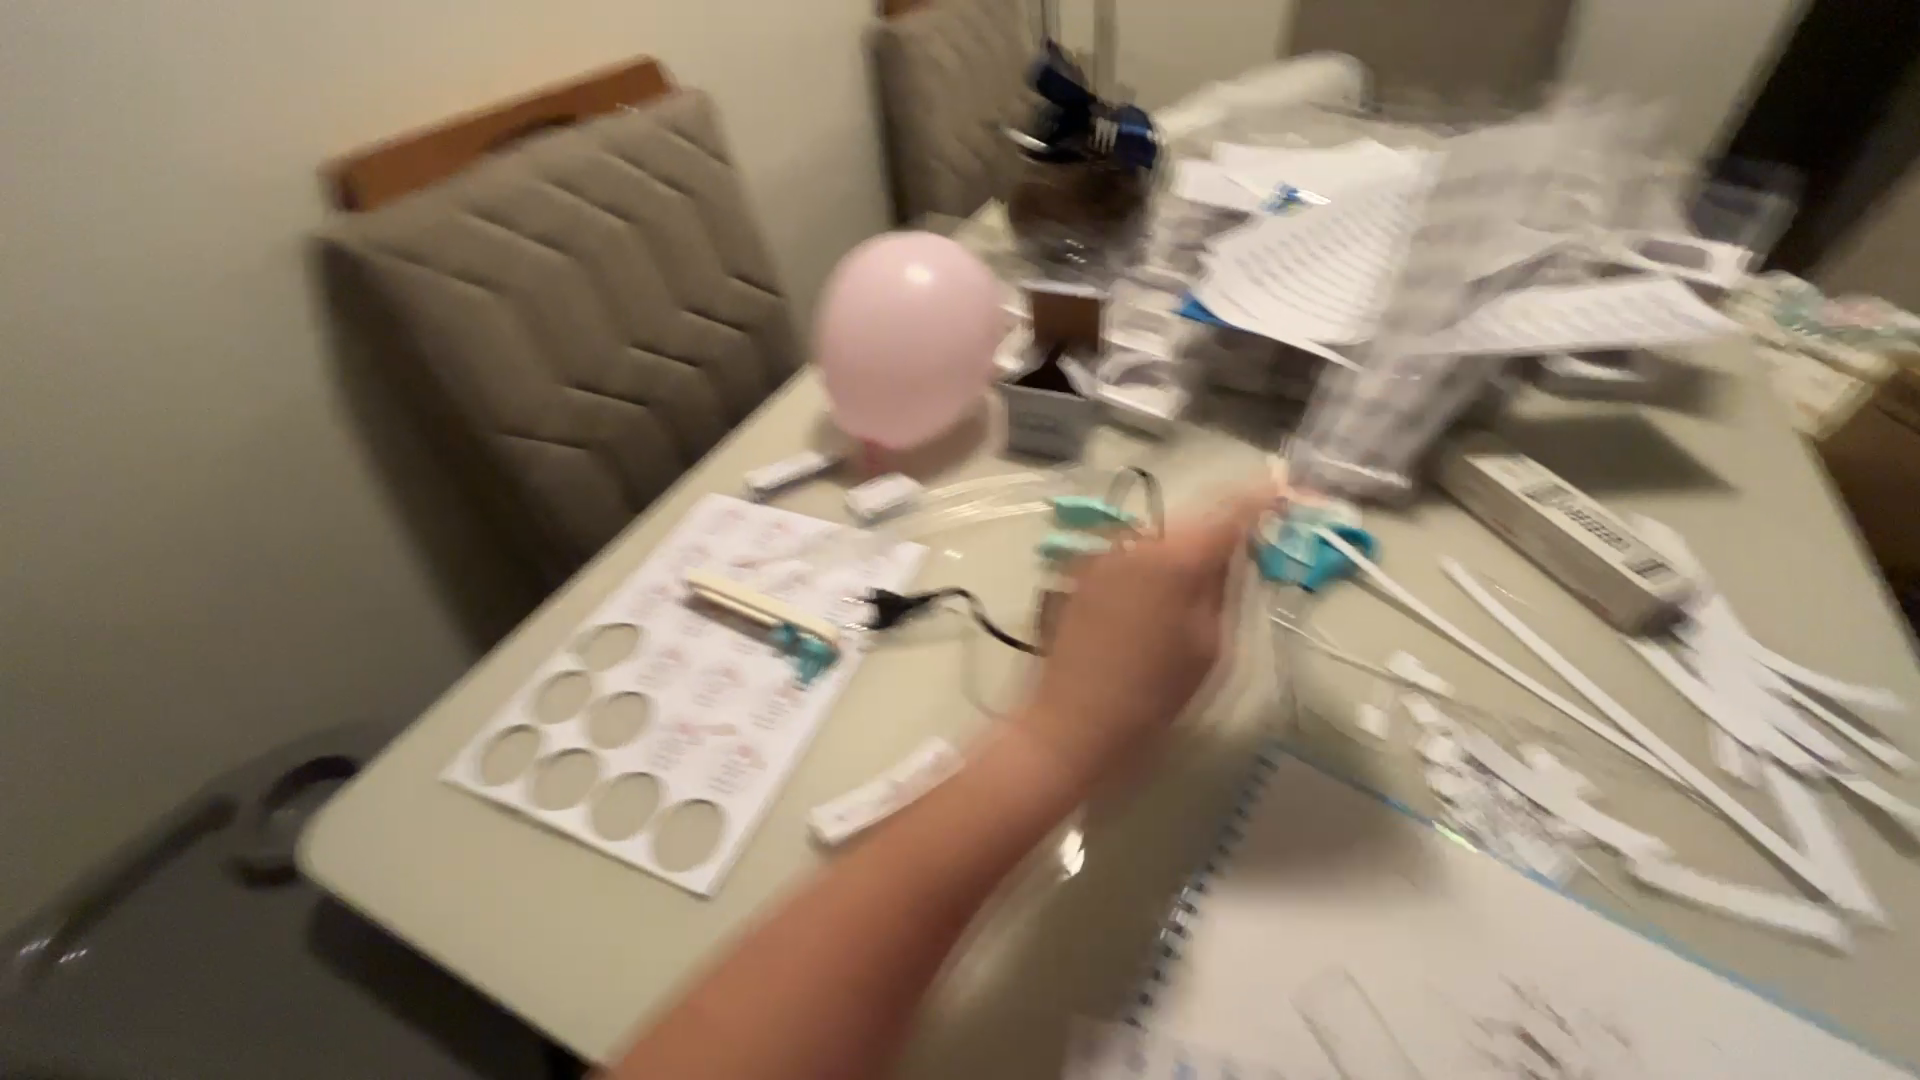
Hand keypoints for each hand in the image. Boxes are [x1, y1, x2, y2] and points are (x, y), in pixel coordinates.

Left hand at [1012, 487, 1272, 788]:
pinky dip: (1152, 562)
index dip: (1264, 497)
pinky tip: (1158, 596)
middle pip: (1191, 518)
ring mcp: (1100, 553)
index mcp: (1175, 556)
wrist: (1072, 725)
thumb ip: (1224, 584)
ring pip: (1158, 535)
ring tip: (1200, 580)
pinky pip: (1130, 554)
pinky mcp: (1079, 571)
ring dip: (1183, 546)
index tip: (1288, 494)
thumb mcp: (1210, 645)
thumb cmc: (1153, 697)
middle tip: (1249, 548)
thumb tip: (1236, 547)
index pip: (1231, 508)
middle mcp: (1134, 540)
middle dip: (1221, 528)